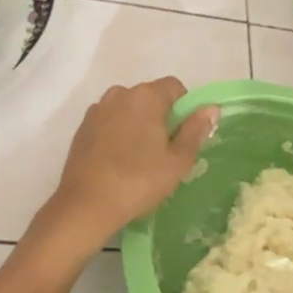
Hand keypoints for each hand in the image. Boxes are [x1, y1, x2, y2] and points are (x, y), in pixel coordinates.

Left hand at [31, 78, 218, 255]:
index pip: (175, 87)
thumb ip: (195, 130)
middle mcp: (119, 94)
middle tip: (164, 152)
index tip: (184, 137)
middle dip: (161, 117)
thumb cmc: (139, 181)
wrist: (86, 205)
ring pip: (128, 110)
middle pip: (150, 97)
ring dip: (138, 125)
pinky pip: (109, 123)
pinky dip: (118, 134)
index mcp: (145, 96)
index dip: (185, 108)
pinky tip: (118, 162)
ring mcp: (97, 110)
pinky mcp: (82, 128)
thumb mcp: (177, 161)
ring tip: (139, 159)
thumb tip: (210, 108)